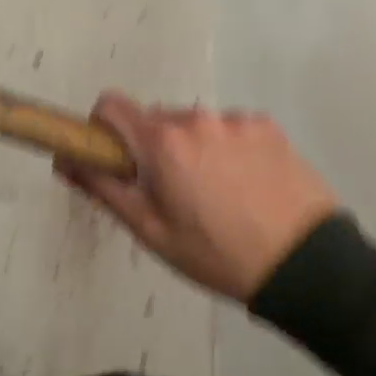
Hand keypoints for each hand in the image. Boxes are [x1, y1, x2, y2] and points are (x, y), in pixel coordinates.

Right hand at [58, 92, 339, 301]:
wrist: (313, 271)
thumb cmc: (219, 254)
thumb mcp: (151, 230)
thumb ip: (103, 188)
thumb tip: (63, 159)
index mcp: (161, 141)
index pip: (111, 104)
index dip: (103, 126)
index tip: (116, 157)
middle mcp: (195, 118)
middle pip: (155, 119)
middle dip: (154, 146)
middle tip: (173, 191)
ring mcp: (236, 121)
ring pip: (195, 126)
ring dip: (194, 148)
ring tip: (219, 194)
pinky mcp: (270, 128)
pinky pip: (231, 129)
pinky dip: (229, 149)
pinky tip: (248, 186)